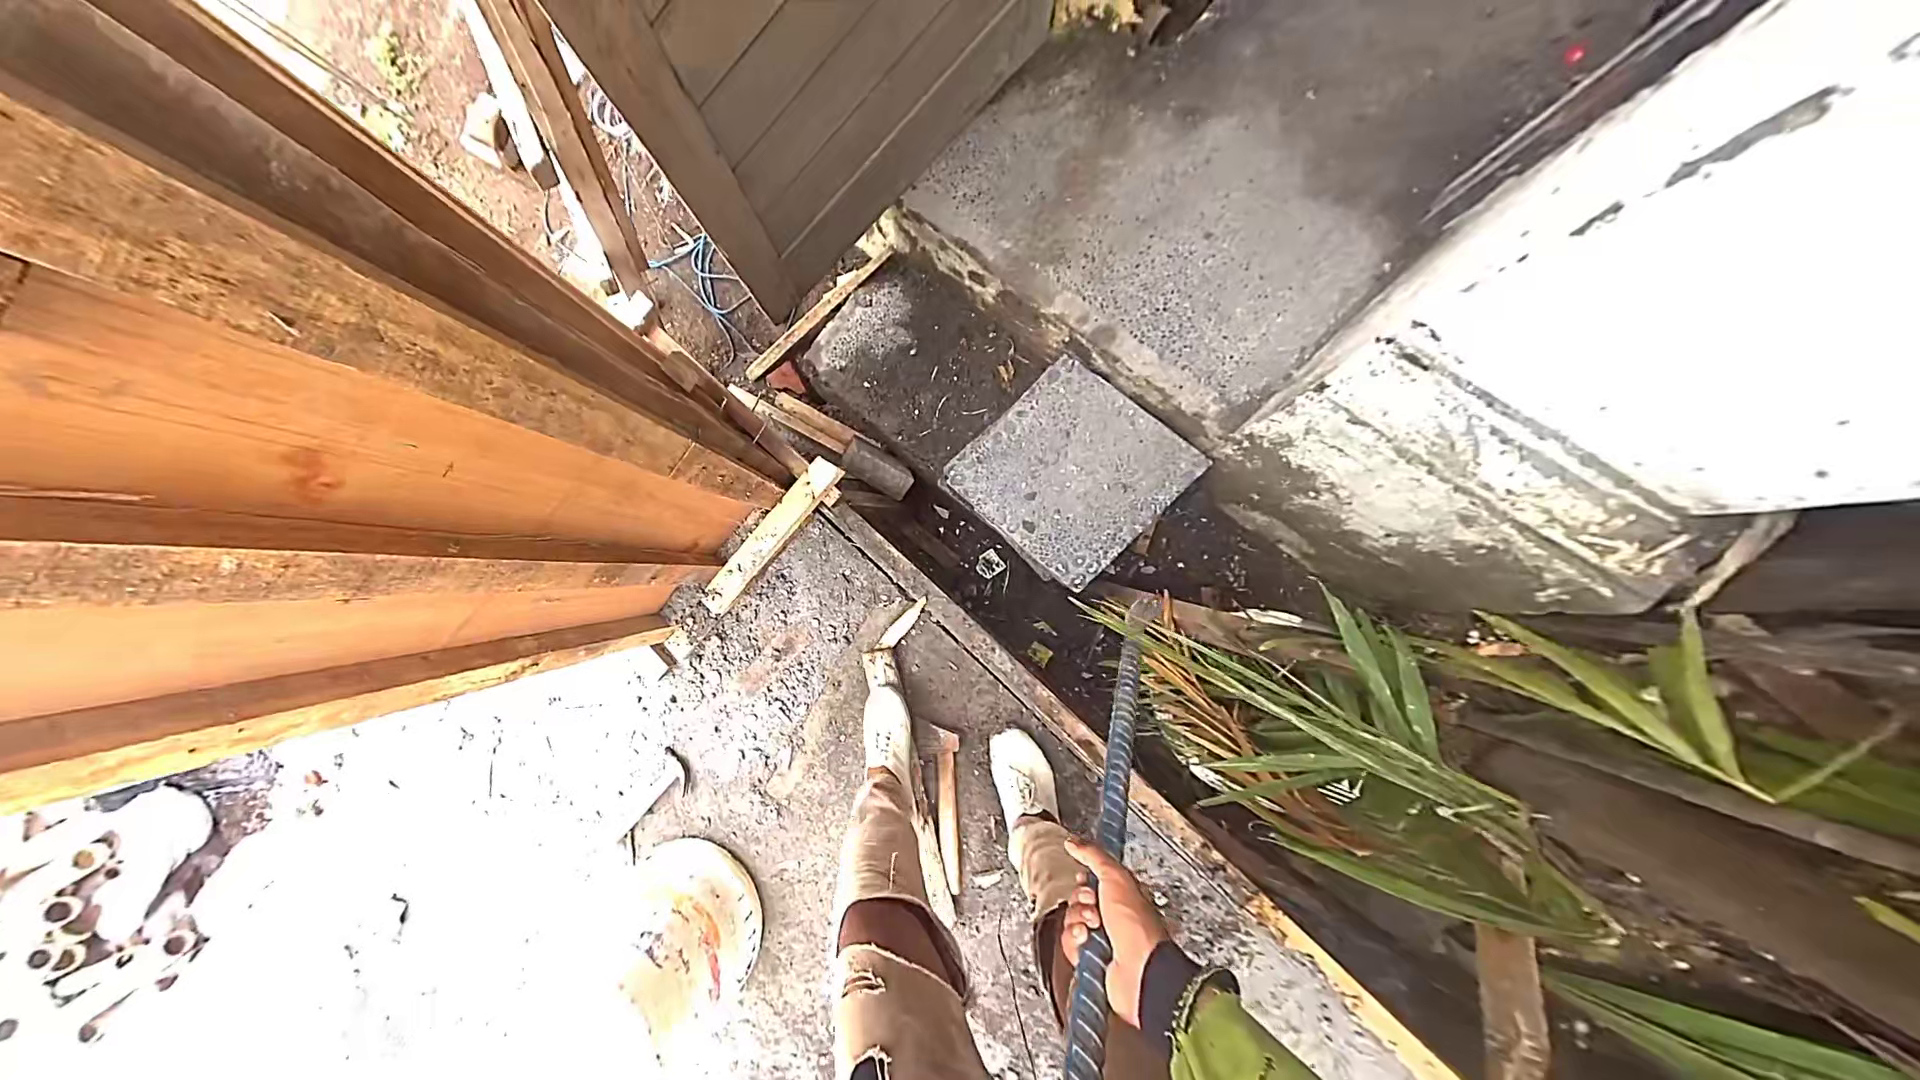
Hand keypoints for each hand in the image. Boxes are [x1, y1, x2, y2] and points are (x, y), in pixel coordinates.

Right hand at [1061, 837, 1169, 1027]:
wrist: (1139, 970)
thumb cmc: (1136, 925)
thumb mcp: (1115, 877)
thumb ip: (1093, 856)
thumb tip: (1073, 842)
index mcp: (1121, 895)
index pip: (1091, 880)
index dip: (1084, 880)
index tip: (1086, 881)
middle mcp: (1111, 917)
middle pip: (1078, 900)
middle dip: (1080, 901)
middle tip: (1092, 907)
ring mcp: (1101, 939)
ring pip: (1071, 921)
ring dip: (1077, 921)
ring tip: (1091, 927)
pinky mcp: (1091, 960)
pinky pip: (1070, 944)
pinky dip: (1074, 941)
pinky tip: (1086, 941)